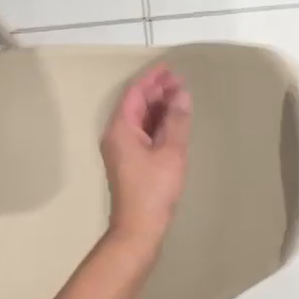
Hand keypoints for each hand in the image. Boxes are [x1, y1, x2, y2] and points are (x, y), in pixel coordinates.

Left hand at [100, 64, 191, 247]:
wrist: (139, 230)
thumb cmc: (153, 190)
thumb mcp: (170, 152)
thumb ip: (177, 121)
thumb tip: (182, 94)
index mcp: (120, 129)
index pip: (134, 94)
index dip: (152, 79)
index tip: (170, 68)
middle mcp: (117, 135)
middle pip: (136, 104)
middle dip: (157, 91)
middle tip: (180, 81)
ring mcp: (122, 149)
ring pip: (140, 119)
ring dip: (159, 106)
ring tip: (180, 96)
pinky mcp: (131, 162)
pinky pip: (143, 133)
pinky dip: (158, 123)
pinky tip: (174, 121)